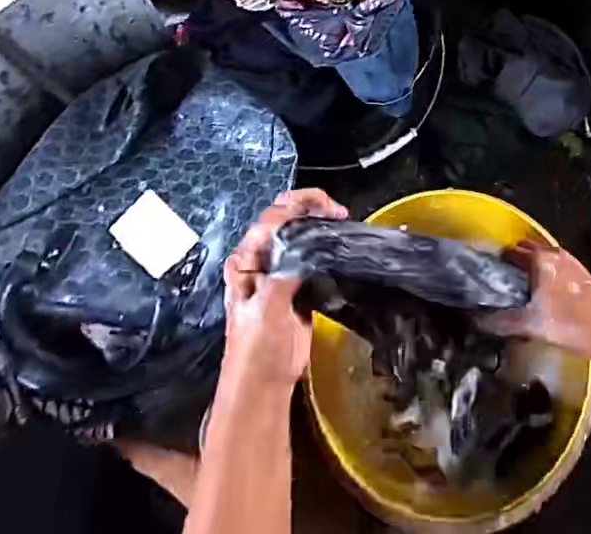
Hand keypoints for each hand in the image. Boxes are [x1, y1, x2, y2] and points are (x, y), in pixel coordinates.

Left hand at [222, 188, 347, 384]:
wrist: (263, 385)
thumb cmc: (256, 352)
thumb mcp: (266, 312)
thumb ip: (282, 277)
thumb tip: (306, 249)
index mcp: (247, 261)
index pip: (273, 217)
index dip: (302, 206)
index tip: (331, 212)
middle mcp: (261, 260)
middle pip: (286, 217)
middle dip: (314, 207)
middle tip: (340, 214)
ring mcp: (279, 271)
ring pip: (300, 233)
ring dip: (322, 223)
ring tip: (343, 225)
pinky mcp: (296, 283)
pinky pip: (311, 253)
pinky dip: (327, 244)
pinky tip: (341, 246)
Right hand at [480, 242, 590, 359]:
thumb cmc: (570, 324)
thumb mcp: (530, 324)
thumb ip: (503, 321)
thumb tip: (482, 320)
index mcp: (542, 260)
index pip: (515, 251)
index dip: (502, 259)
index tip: (492, 267)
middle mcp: (557, 255)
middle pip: (531, 249)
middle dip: (517, 257)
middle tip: (504, 272)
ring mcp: (572, 263)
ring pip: (546, 256)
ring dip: (534, 263)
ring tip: (522, 280)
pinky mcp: (582, 274)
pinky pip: (559, 265)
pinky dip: (548, 270)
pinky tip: (546, 287)